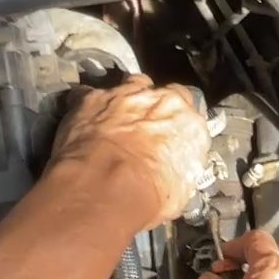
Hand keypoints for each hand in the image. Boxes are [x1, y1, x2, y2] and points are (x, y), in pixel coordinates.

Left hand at [50, 76, 211, 229]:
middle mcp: (160, 100)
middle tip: (144, 131)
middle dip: (154, 107)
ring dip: (125, 101)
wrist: (107, 187)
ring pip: (128, 86)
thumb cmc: (150, 193)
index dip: (179, 123)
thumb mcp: (183, 188)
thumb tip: (177, 171)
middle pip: (159, 93)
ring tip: (117, 124)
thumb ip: (183, 165)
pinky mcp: (91, 99)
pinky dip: (90, 107)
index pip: (191, 112)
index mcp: (189, 122)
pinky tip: (86, 123)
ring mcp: (124, 95)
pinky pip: (90, 94)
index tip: (174, 137)